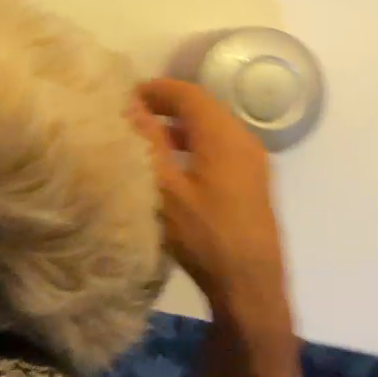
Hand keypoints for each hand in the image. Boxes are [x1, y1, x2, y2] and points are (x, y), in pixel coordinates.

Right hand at [128, 79, 290, 321]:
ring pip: (212, 128)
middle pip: (203, 107)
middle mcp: (244, 141)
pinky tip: (172, 164)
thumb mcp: (166, 189)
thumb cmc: (204, 236)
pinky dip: (194, 143)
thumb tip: (131, 106)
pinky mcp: (252, 182)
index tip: (124, 96)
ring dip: (179, 125)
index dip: (156, 89)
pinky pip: (220, 147)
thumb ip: (149, 143)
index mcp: (224, 137)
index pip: (189, 94)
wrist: (251, 286)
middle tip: (130, 114)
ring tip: (145, 137)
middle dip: (166, 105)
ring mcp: (253, 162)